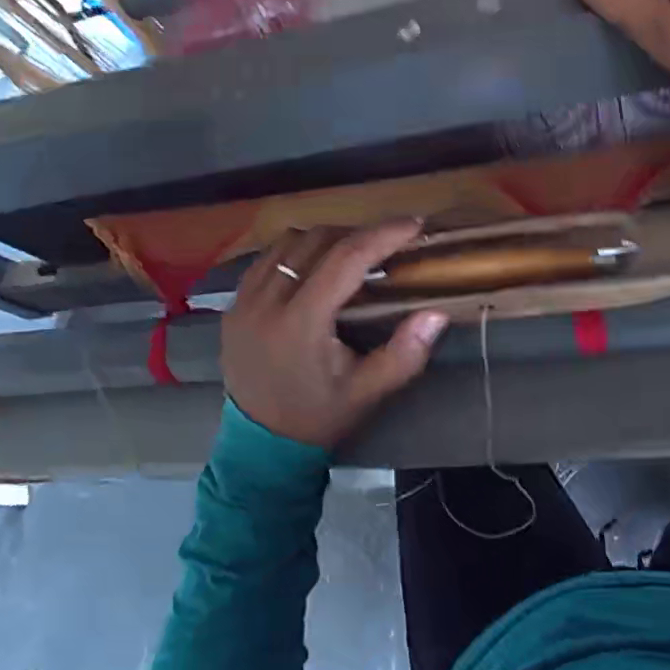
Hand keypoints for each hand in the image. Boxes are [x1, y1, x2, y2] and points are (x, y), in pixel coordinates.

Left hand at [222, 220, 450, 447]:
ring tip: (352, 255)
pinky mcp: (233, 305)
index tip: (413, 225)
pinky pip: (266, 259)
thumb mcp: (368, 392)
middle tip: (386, 246)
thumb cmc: (319, 416)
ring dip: (324, 240)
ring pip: (287, 243)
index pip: (345, 259)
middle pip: (315, 240)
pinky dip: (295, 253)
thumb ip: (404, 354)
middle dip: (356, 234)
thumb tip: (437, 313)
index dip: (382, 235)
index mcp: (301, 323)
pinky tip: (314, 268)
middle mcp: (266, 302)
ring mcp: (243, 301)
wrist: (262, 444)